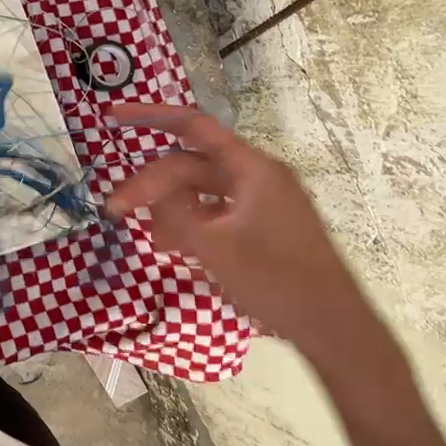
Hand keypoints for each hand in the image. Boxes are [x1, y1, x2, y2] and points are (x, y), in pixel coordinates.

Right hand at [104, 103, 384, 365]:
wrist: (335, 330)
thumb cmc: (276, 280)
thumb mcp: (212, 244)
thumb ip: (173, 209)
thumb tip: (144, 187)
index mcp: (252, 168)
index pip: (192, 126)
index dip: (149, 115)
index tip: (110, 116)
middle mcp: (258, 175)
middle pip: (191, 165)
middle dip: (152, 184)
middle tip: (116, 209)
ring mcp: (263, 201)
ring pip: (201, 191)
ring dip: (170, 208)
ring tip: (149, 237)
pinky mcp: (265, 226)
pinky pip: (216, 211)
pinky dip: (191, 223)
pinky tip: (174, 247)